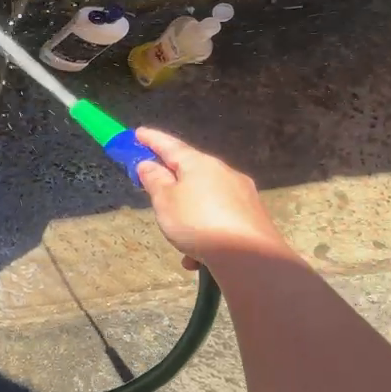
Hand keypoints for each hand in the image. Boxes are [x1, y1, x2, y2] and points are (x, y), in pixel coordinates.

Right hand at [134, 127, 290, 268]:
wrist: (250, 258)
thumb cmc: (198, 223)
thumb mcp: (165, 201)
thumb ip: (154, 180)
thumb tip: (149, 165)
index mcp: (200, 164)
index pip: (170, 146)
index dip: (151, 139)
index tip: (137, 133)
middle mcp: (224, 173)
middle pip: (191, 170)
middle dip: (172, 177)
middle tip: (154, 182)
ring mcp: (242, 194)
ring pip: (205, 197)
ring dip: (187, 211)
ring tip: (177, 236)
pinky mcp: (252, 216)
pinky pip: (219, 217)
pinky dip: (204, 230)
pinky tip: (197, 257)